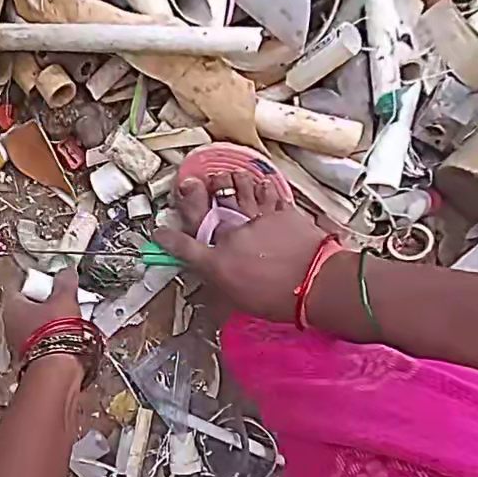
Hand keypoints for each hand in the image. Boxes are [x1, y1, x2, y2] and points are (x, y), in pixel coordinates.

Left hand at [2, 267, 80, 354]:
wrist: (58, 368)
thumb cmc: (56, 329)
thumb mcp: (64, 299)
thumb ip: (65, 282)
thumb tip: (67, 270)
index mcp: (12, 307)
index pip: (23, 289)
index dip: (40, 285)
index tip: (56, 287)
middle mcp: (9, 326)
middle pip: (30, 308)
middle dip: (47, 306)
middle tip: (65, 303)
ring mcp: (18, 345)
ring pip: (37, 326)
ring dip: (51, 323)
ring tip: (72, 321)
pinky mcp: (31, 359)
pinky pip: (43, 342)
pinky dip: (54, 339)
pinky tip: (69, 338)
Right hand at [152, 169, 329, 323]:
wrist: (318, 284)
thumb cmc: (279, 301)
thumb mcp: (240, 301)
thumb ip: (222, 284)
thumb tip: (213, 278)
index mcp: (218, 263)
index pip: (185, 247)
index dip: (169, 239)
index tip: (159, 232)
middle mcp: (231, 236)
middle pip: (207, 209)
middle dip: (194, 194)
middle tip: (188, 183)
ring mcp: (256, 218)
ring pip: (237, 191)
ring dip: (229, 181)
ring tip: (226, 175)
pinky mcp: (281, 211)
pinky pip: (267, 192)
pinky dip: (261, 186)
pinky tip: (258, 183)